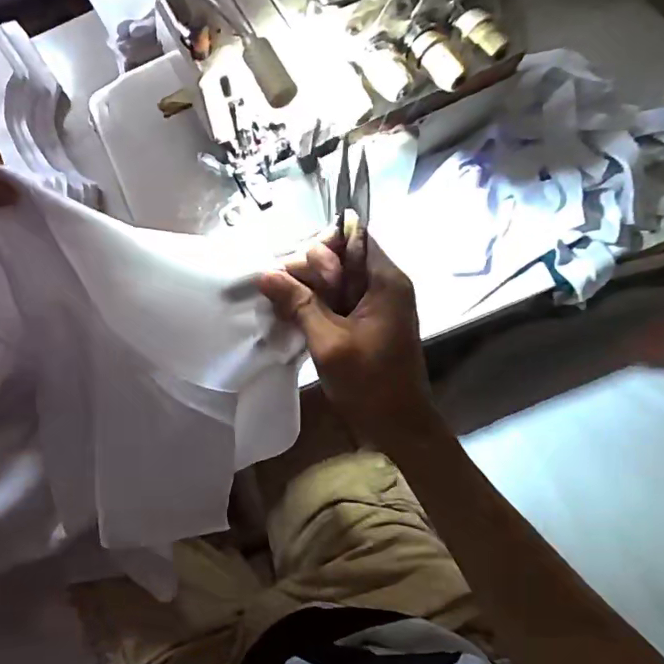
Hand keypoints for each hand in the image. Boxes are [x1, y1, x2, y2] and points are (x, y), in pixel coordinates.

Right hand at [257, 216, 439, 446]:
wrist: (398, 426)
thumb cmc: (369, 383)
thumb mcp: (328, 341)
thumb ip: (298, 303)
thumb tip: (265, 274)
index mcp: (385, 280)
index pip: (352, 236)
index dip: (321, 248)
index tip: (302, 276)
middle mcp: (383, 283)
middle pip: (340, 255)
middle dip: (308, 270)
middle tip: (286, 297)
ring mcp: (376, 303)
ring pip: (334, 278)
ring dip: (308, 289)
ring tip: (283, 308)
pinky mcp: (366, 320)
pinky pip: (337, 299)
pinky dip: (316, 305)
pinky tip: (292, 316)